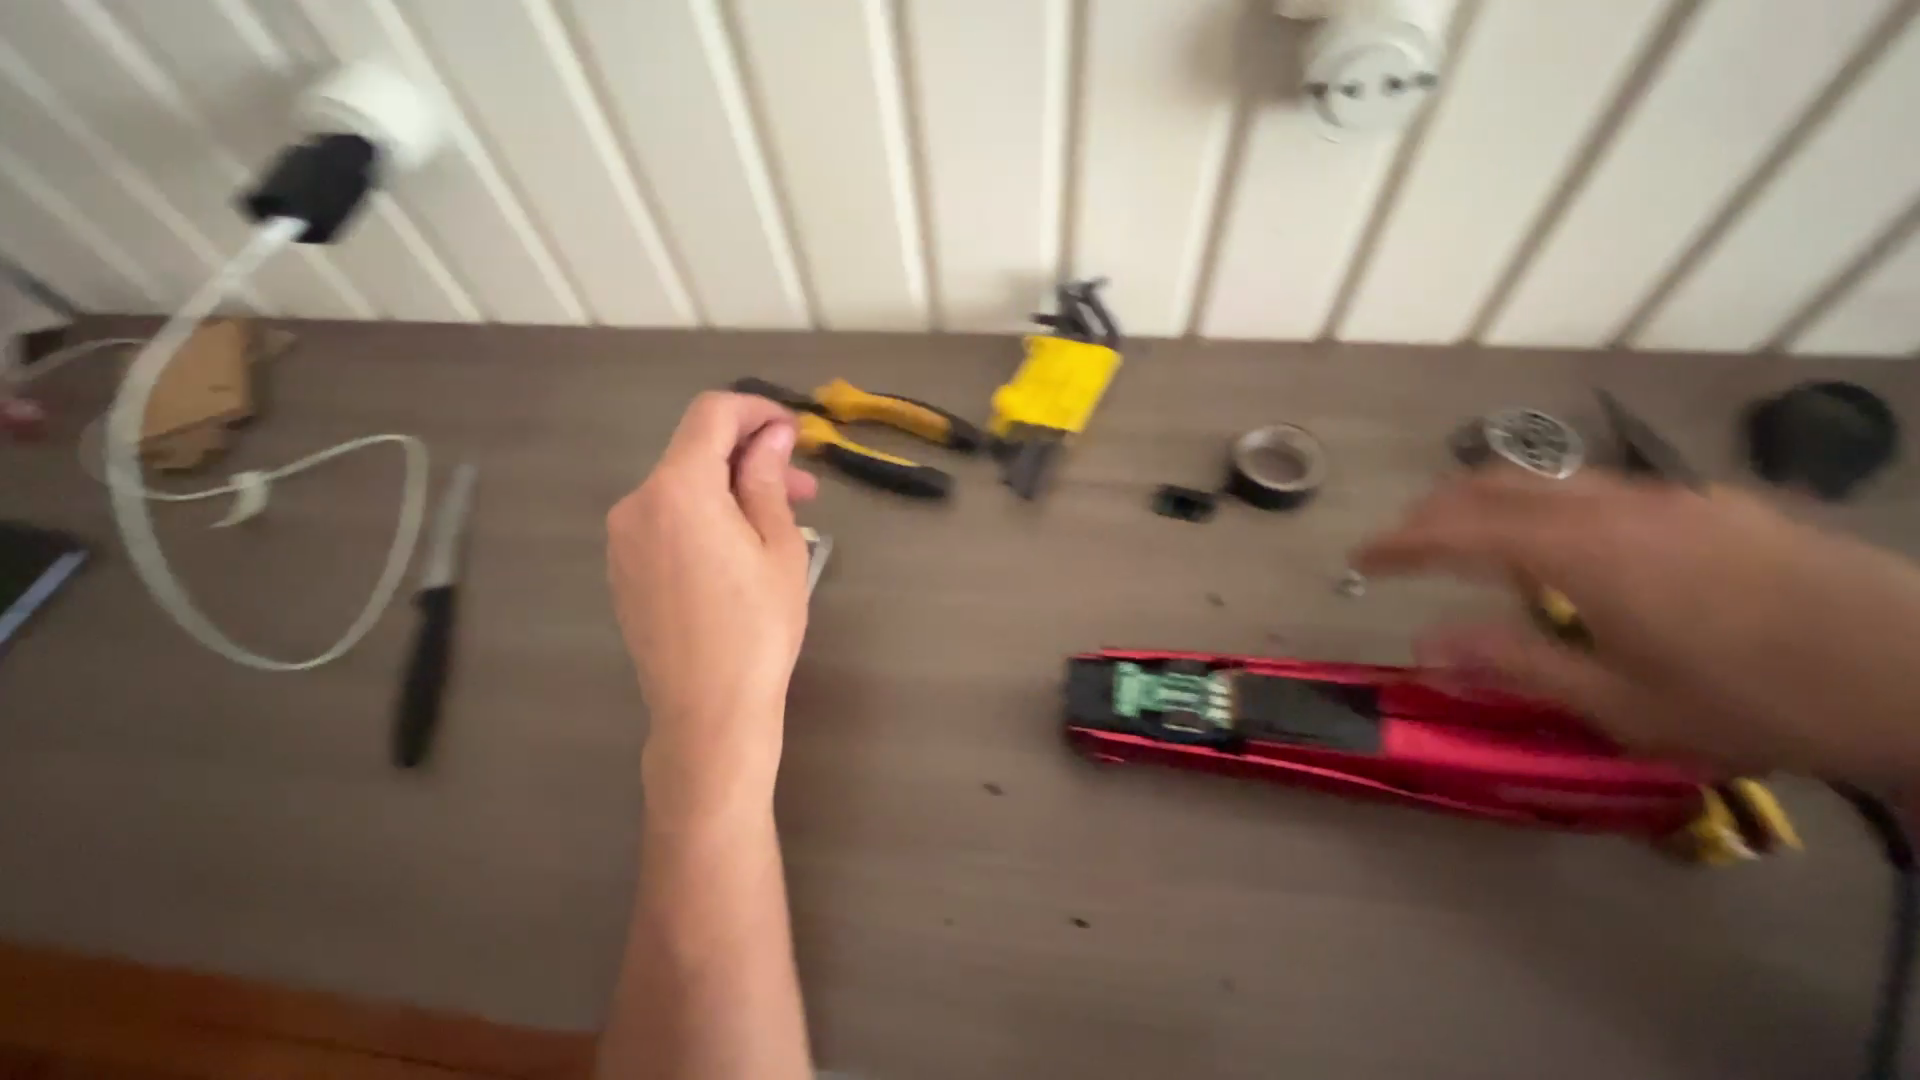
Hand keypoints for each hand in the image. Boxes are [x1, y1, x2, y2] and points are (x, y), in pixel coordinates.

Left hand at [607, 392, 818, 818]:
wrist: (707, 711)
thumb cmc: (758, 628)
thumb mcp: (779, 547)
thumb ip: (768, 480)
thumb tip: (771, 437)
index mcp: (678, 489)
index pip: (711, 415)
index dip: (756, 411)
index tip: (793, 433)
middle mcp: (637, 503)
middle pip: (694, 452)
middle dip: (749, 457)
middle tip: (802, 488)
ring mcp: (622, 539)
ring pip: (680, 489)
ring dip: (728, 490)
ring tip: (775, 525)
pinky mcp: (622, 570)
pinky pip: (665, 522)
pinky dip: (702, 518)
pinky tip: (736, 553)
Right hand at [1354, 469, 1919, 782]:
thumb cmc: (1755, 700)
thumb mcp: (1621, 703)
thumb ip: (1515, 663)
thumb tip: (1422, 645)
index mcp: (1581, 552)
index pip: (1458, 530)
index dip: (1400, 541)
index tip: (1359, 556)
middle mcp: (1616, 507)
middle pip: (1497, 484)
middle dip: (1437, 508)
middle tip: (1404, 542)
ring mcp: (1671, 499)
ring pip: (1553, 481)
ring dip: (1495, 503)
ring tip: (1475, 541)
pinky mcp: (1717, 505)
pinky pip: (1608, 492)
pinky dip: (1557, 509)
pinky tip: (1579, 550)